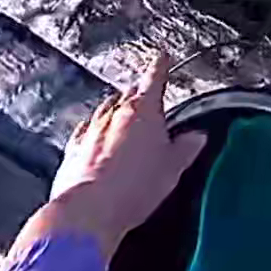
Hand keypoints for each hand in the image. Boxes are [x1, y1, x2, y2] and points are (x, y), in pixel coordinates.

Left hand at [14, 51, 207, 261]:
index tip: (162, 57)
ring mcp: (92, 129)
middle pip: (129, 93)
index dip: (160, 65)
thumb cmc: (133, 188)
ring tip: (123, 118)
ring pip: (106, 109)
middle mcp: (116, 112)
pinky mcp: (73, 151)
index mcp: (144, 109)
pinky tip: (93, 138)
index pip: (154, 77)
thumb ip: (186, 148)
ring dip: (115, 110)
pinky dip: (92, 131)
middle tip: (147, 97)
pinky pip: (84, 131)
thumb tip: (198, 138)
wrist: (89, 213)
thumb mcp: (172, 169)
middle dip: (139, 92)